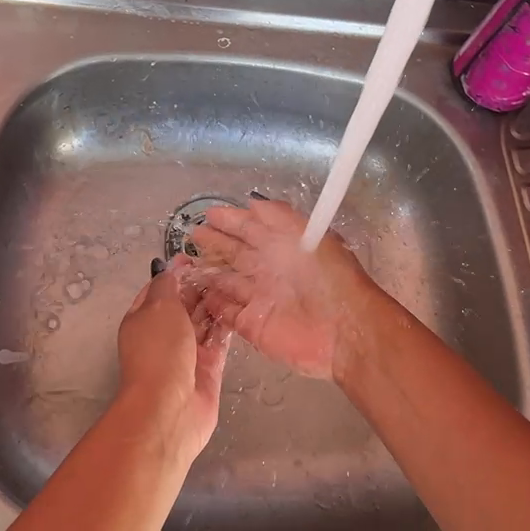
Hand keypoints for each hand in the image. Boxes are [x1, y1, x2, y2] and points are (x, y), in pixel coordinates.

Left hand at [115, 255, 231, 453]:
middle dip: (199, 286)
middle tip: (223, 266)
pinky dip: (226, 326)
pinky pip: (218, 342)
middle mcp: (163, 335)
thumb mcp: (158, 307)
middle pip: (183, 305)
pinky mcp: (208, 370)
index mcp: (143, 318)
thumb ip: (167, 284)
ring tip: (235, 281)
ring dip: (215, 303)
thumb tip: (169, 267)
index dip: (175, 272)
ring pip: (203, 322)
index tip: (194, 255)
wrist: (169, 410)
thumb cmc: (159, 351)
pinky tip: (240, 307)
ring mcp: (186, 353)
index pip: (159, 289)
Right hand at [187, 199, 386, 381]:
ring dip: (209, 271)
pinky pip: (226, 312)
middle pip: (235, 254)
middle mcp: (268, 270)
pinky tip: (196, 294)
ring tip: (185, 262)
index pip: (249, 229)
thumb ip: (278, 217)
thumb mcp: (307, 234)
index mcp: (281, 247)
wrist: (344, 328)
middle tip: (192, 234)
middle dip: (214, 242)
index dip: (230, 220)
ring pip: (227, 281)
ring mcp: (259, 298)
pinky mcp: (252, 325)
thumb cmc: (327, 276)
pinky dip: (212, 304)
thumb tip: (251, 203)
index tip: (208, 213)